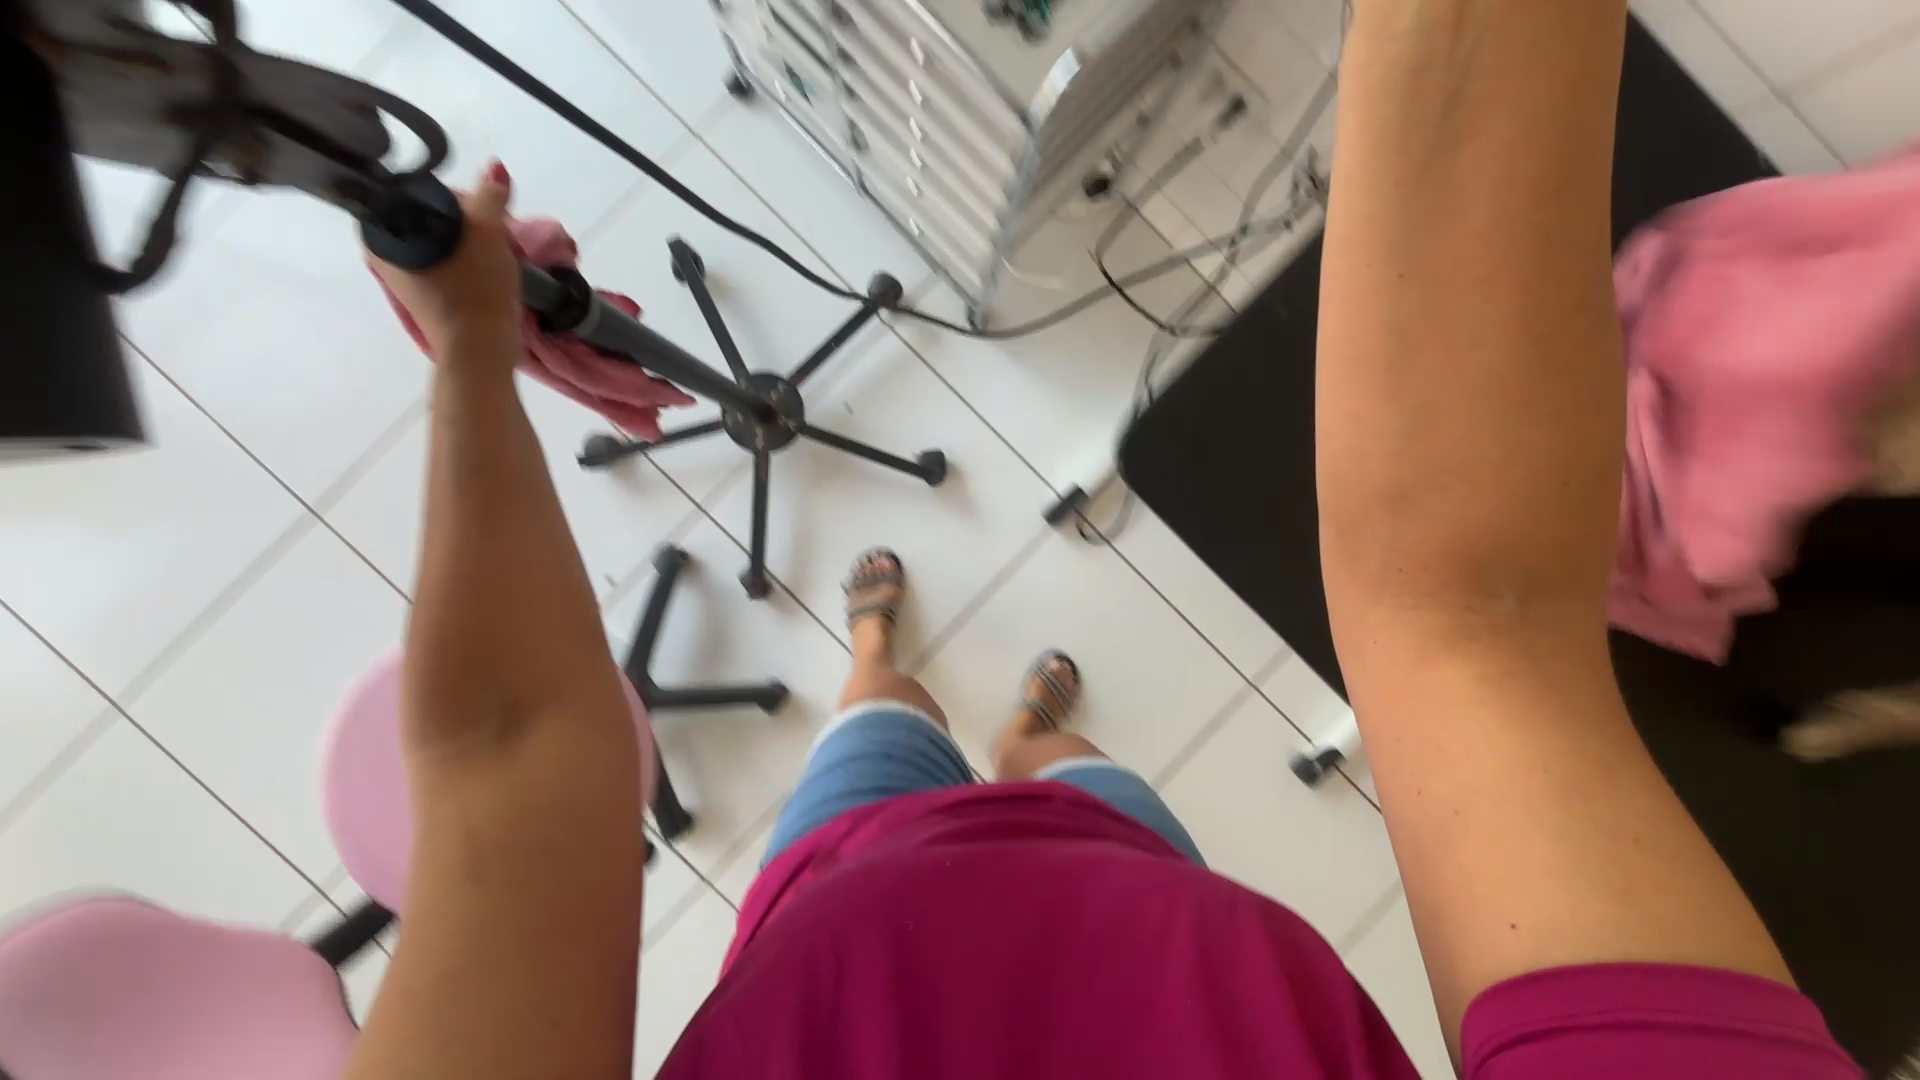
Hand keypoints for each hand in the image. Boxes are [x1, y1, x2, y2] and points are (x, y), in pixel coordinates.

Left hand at [370, 161, 521, 368]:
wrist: (481, 350)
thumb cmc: (475, 290)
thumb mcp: (486, 235)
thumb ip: (490, 198)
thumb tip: (494, 168)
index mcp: (382, 236)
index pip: (417, 195)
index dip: (459, 199)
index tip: (487, 214)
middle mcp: (386, 258)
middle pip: (432, 222)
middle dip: (470, 225)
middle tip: (499, 235)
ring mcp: (408, 284)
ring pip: (443, 247)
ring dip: (474, 246)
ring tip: (500, 255)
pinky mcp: (432, 304)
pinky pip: (450, 269)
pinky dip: (471, 266)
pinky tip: (492, 273)